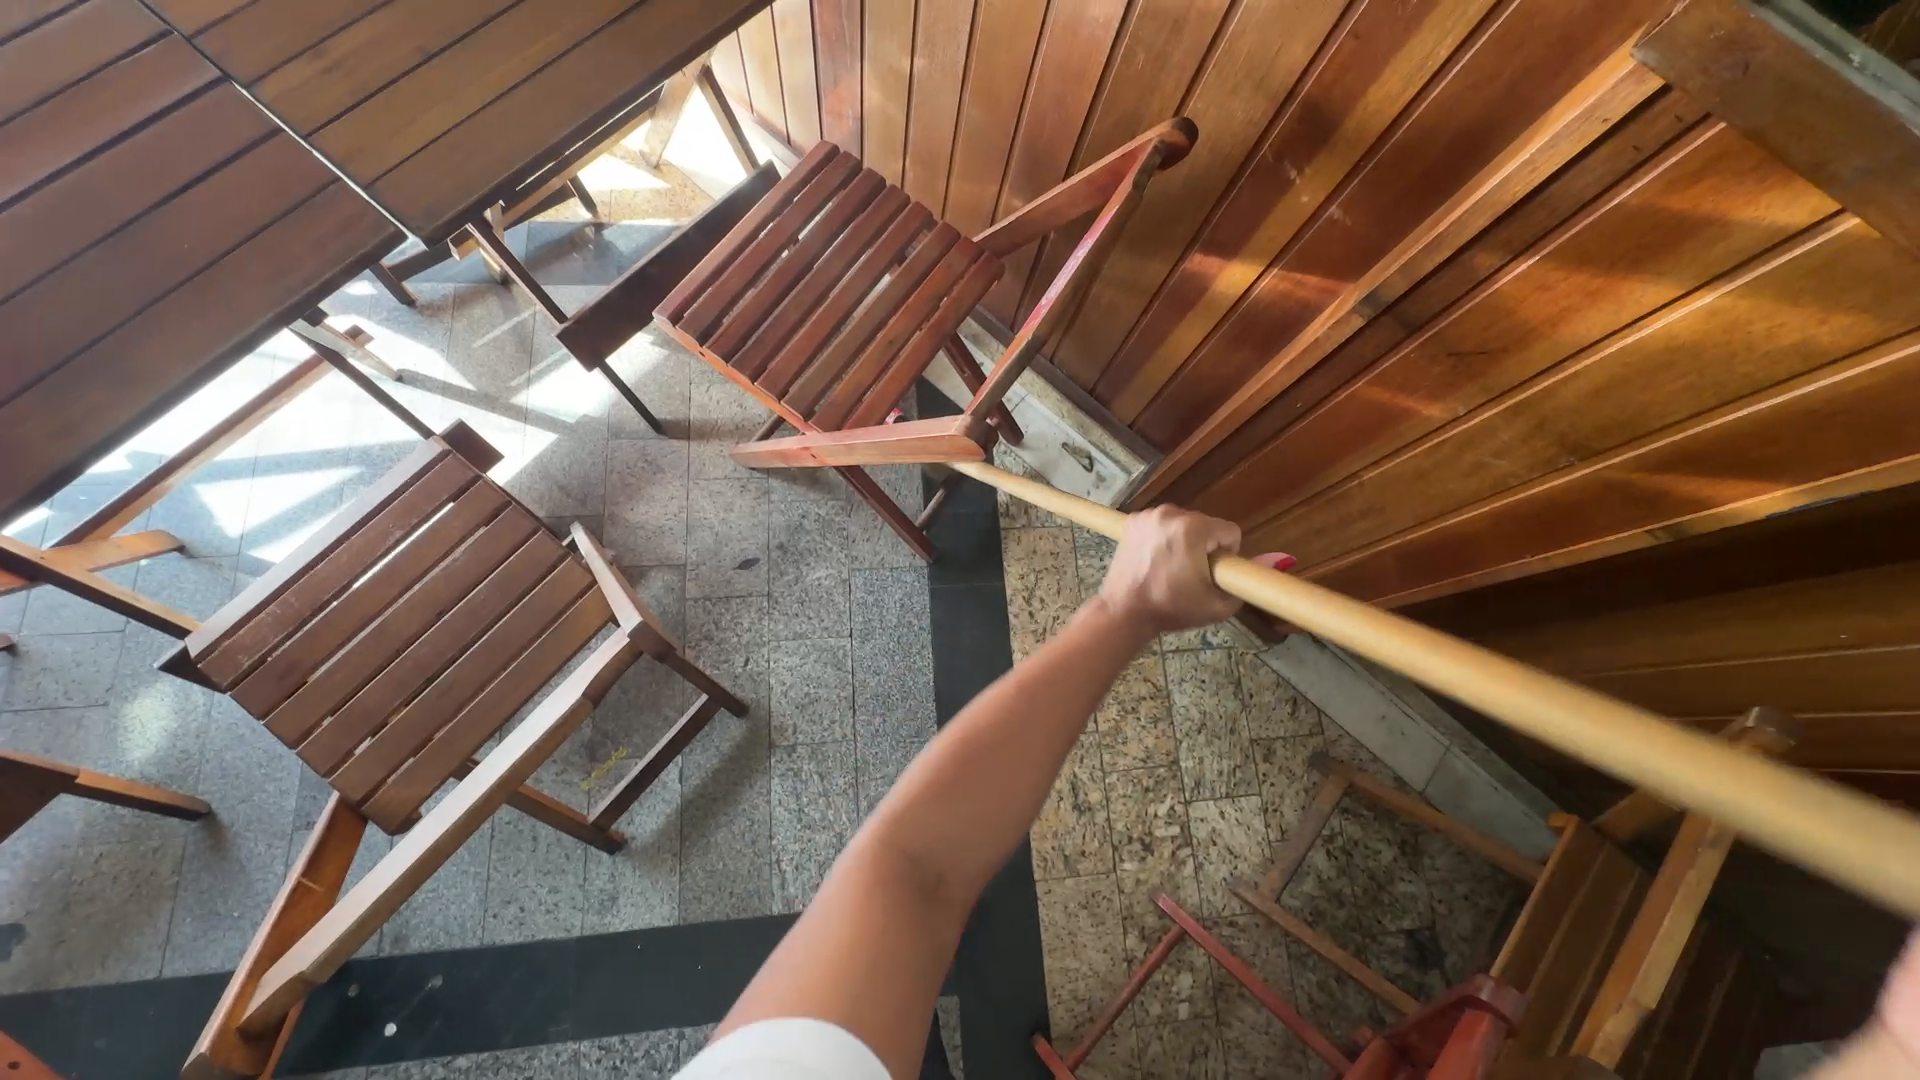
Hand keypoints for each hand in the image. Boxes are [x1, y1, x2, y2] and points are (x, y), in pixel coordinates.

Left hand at [1097, 505, 1241, 632]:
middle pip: (1206, 525)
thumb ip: (1249, 578)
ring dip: (1184, 541)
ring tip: (1170, 569)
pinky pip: (1161, 524)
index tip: (1210, 573)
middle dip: (1204, 547)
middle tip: (1189, 575)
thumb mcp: (1217, 603)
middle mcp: (1170, 513)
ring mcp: (1148, 515)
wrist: (1124, 611)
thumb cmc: (1171, 609)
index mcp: (1193, 529)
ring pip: (1183, 524)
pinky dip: (1163, 538)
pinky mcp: (1132, 520)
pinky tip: (1155, 560)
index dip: (1226, 555)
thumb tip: (1283, 557)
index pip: (1229, 531)